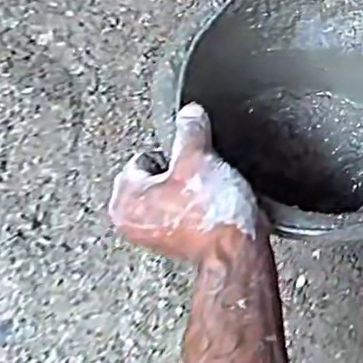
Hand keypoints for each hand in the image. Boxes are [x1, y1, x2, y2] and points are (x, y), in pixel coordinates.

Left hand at [109, 103, 262, 262]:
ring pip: (176, 192)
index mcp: (125, 200)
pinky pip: (188, 209)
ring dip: (193, 189)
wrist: (237, 250)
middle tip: (203, 178)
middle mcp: (133, 220)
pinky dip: (201, 206)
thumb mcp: (200, 158)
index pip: (145, 157)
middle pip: (160, 175)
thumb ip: (190, 130)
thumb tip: (189, 112)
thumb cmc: (211, 213)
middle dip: (182, 171)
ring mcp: (156, 233)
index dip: (174, 153)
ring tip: (211, 195)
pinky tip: (216, 207)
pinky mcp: (179, 240)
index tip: (193, 161)